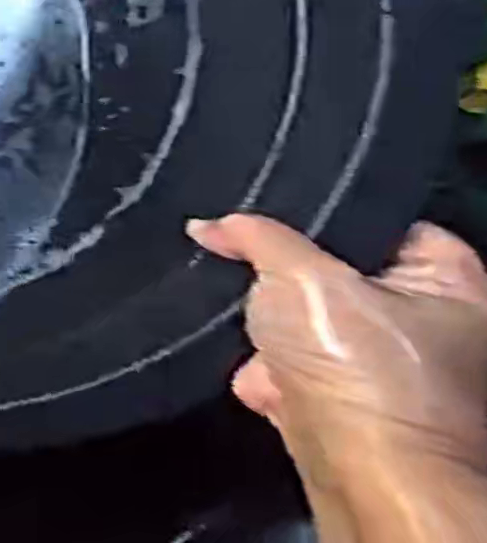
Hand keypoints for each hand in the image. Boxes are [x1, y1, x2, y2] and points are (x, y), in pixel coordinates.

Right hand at [189, 214, 486, 541]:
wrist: (360, 458)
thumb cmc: (359, 363)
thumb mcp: (296, 273)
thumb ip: (253, 234)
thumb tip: (211, 225)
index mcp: (456, 293)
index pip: (398, 229)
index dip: (338, 214)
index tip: (277, 210)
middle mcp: (439, 330)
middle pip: (342, 274)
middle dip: (283, 270)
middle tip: (240, 257)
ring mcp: (397, 370)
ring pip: (310, 318)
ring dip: (268, 319)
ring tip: (246, 320)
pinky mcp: (354, 397)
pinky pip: (297, 359)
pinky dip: (268, 361)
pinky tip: (256, 365)